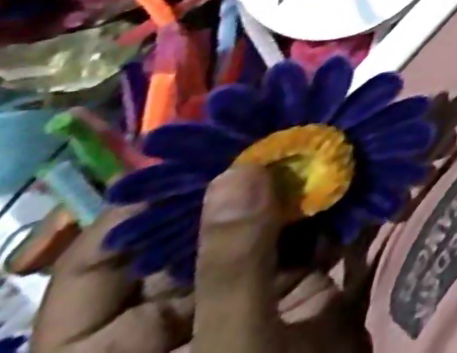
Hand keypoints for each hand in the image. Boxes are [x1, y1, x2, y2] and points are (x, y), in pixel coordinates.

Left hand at [33, 166, 368, 352]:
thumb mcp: (230, 349)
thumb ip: (231, 262)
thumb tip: (239, 169)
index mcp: (103, 347)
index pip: (103, 257)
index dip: (150, 200)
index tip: (209, 145)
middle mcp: (164, 316)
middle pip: (189, 232)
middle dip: (240, 179)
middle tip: (281, 126)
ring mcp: (235, 300)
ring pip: (254, 229)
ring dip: (291, 184)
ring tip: (322, 133)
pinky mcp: (293, 295)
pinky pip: (304, 241)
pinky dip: (328, 207)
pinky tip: (353, 168)